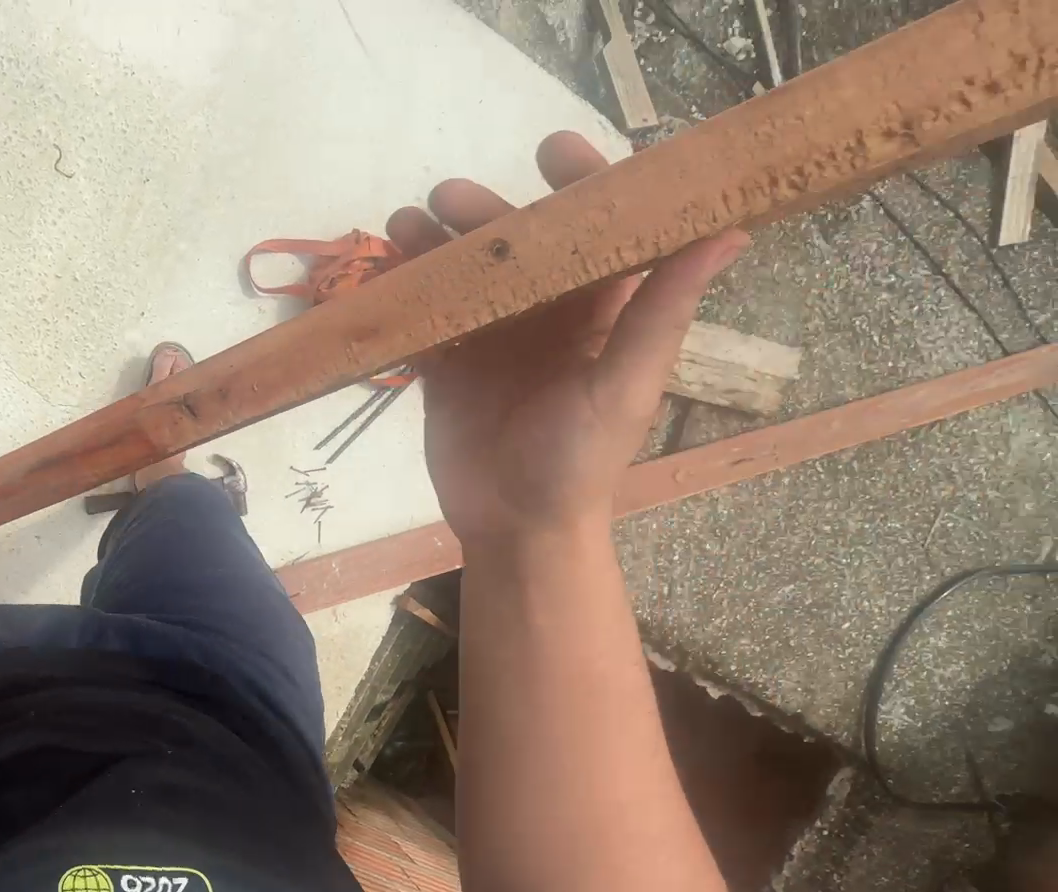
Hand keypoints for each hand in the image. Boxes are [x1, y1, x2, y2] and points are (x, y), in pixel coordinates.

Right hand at [391, 131, 749, 545]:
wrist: (514, 524)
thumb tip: (727, 228)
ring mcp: (489, 341)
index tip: (549, 150)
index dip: (580, 184)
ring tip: (401, 225)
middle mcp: (543, 315)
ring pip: (463, 277)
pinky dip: (404, 298)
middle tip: (447, 195)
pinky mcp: (446, 370)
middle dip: (483, 213)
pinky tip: (380, 278)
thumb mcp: (623, 386)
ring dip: (433, 246)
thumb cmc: (579, 461)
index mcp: (598, 311)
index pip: (596, 231)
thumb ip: (658, 312)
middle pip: (515, 247)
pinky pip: (425, 322)